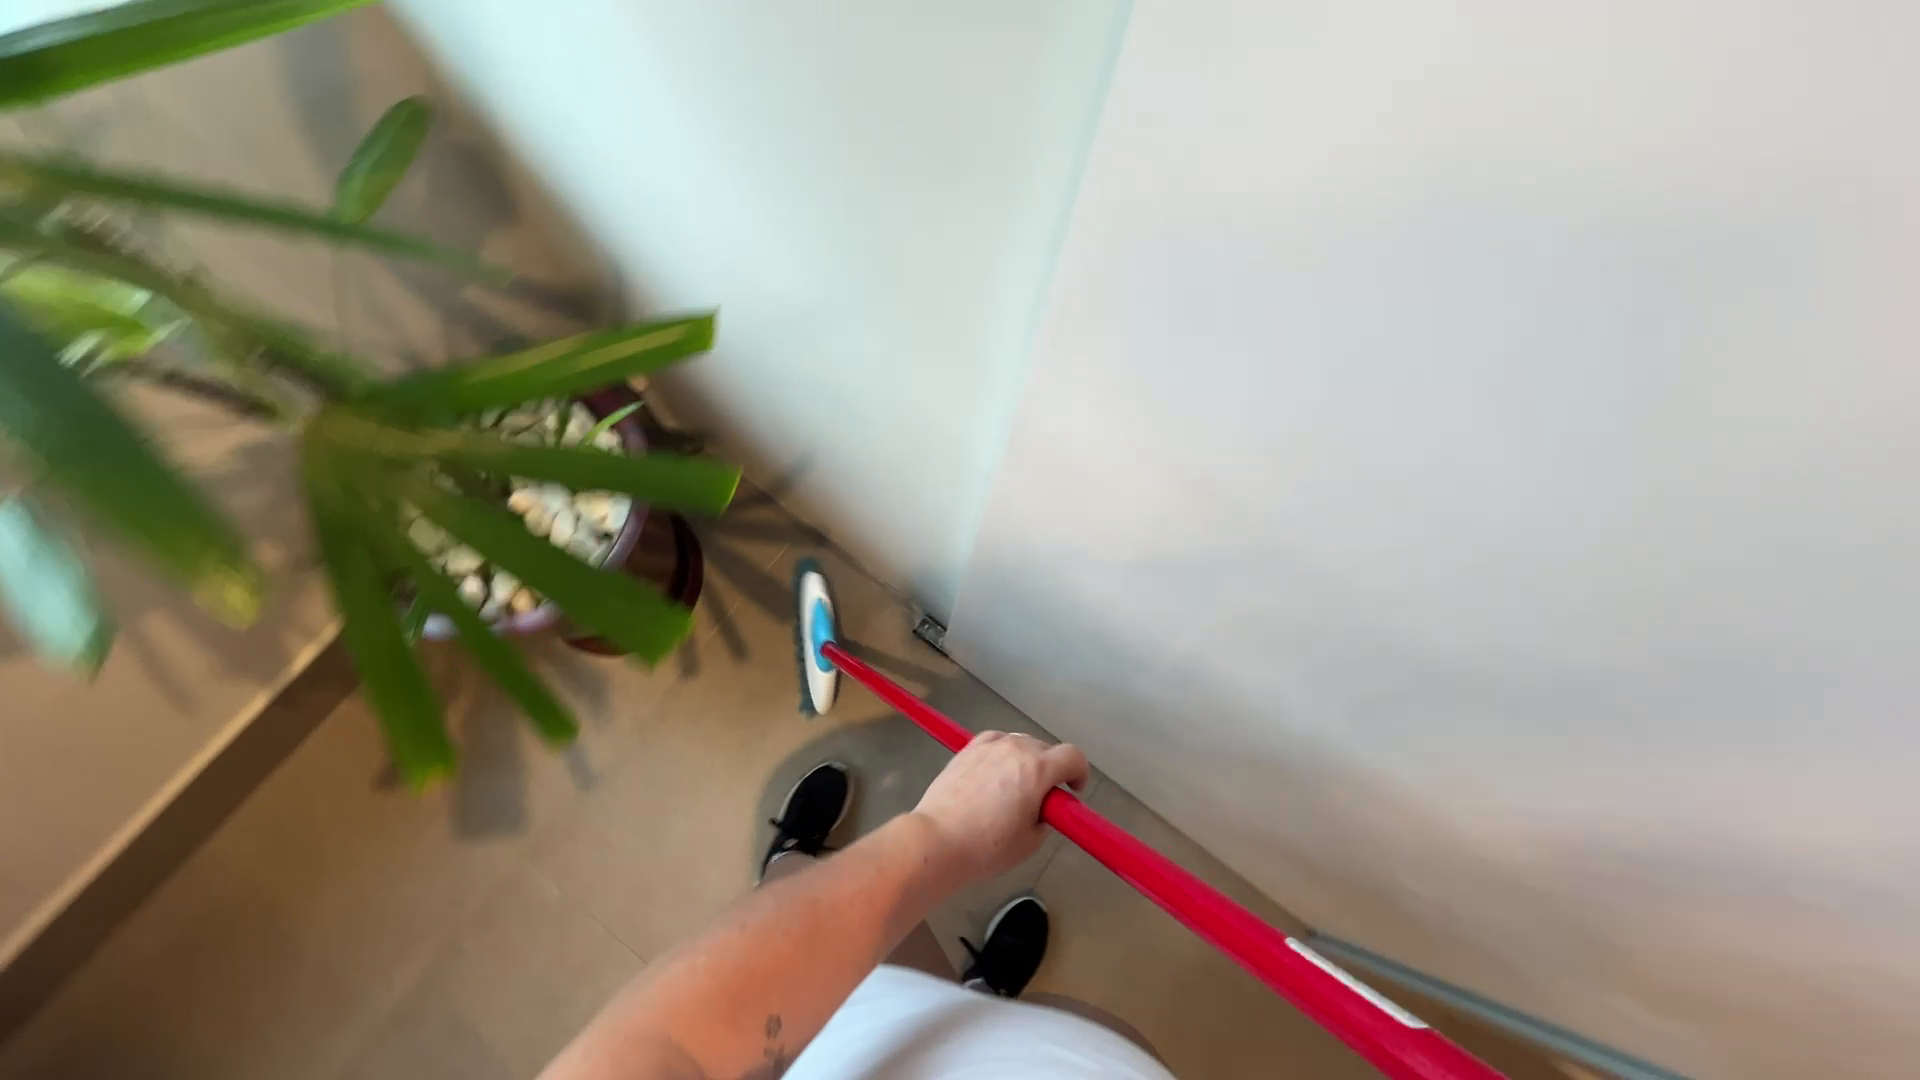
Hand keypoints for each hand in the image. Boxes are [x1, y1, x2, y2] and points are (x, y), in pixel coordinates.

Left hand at [912, 731, 1089, 886]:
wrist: (939, 839)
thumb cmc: (988, 845)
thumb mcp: (1030, 841)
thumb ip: (1045, 817)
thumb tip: (1042, 807)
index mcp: (1038, 769)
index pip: (1073, 756)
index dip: (1079, 773)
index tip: (1073, 791)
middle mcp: (1016, 748)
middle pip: (1046, 748)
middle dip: (1052, 770)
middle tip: (1043, 798)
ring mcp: (989, 745)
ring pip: (1020, 742)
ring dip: (1027, 759)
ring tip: (1016, 786)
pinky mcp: (968, 749)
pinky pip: (995, 741)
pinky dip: (1003, 751)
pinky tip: (995, 770)